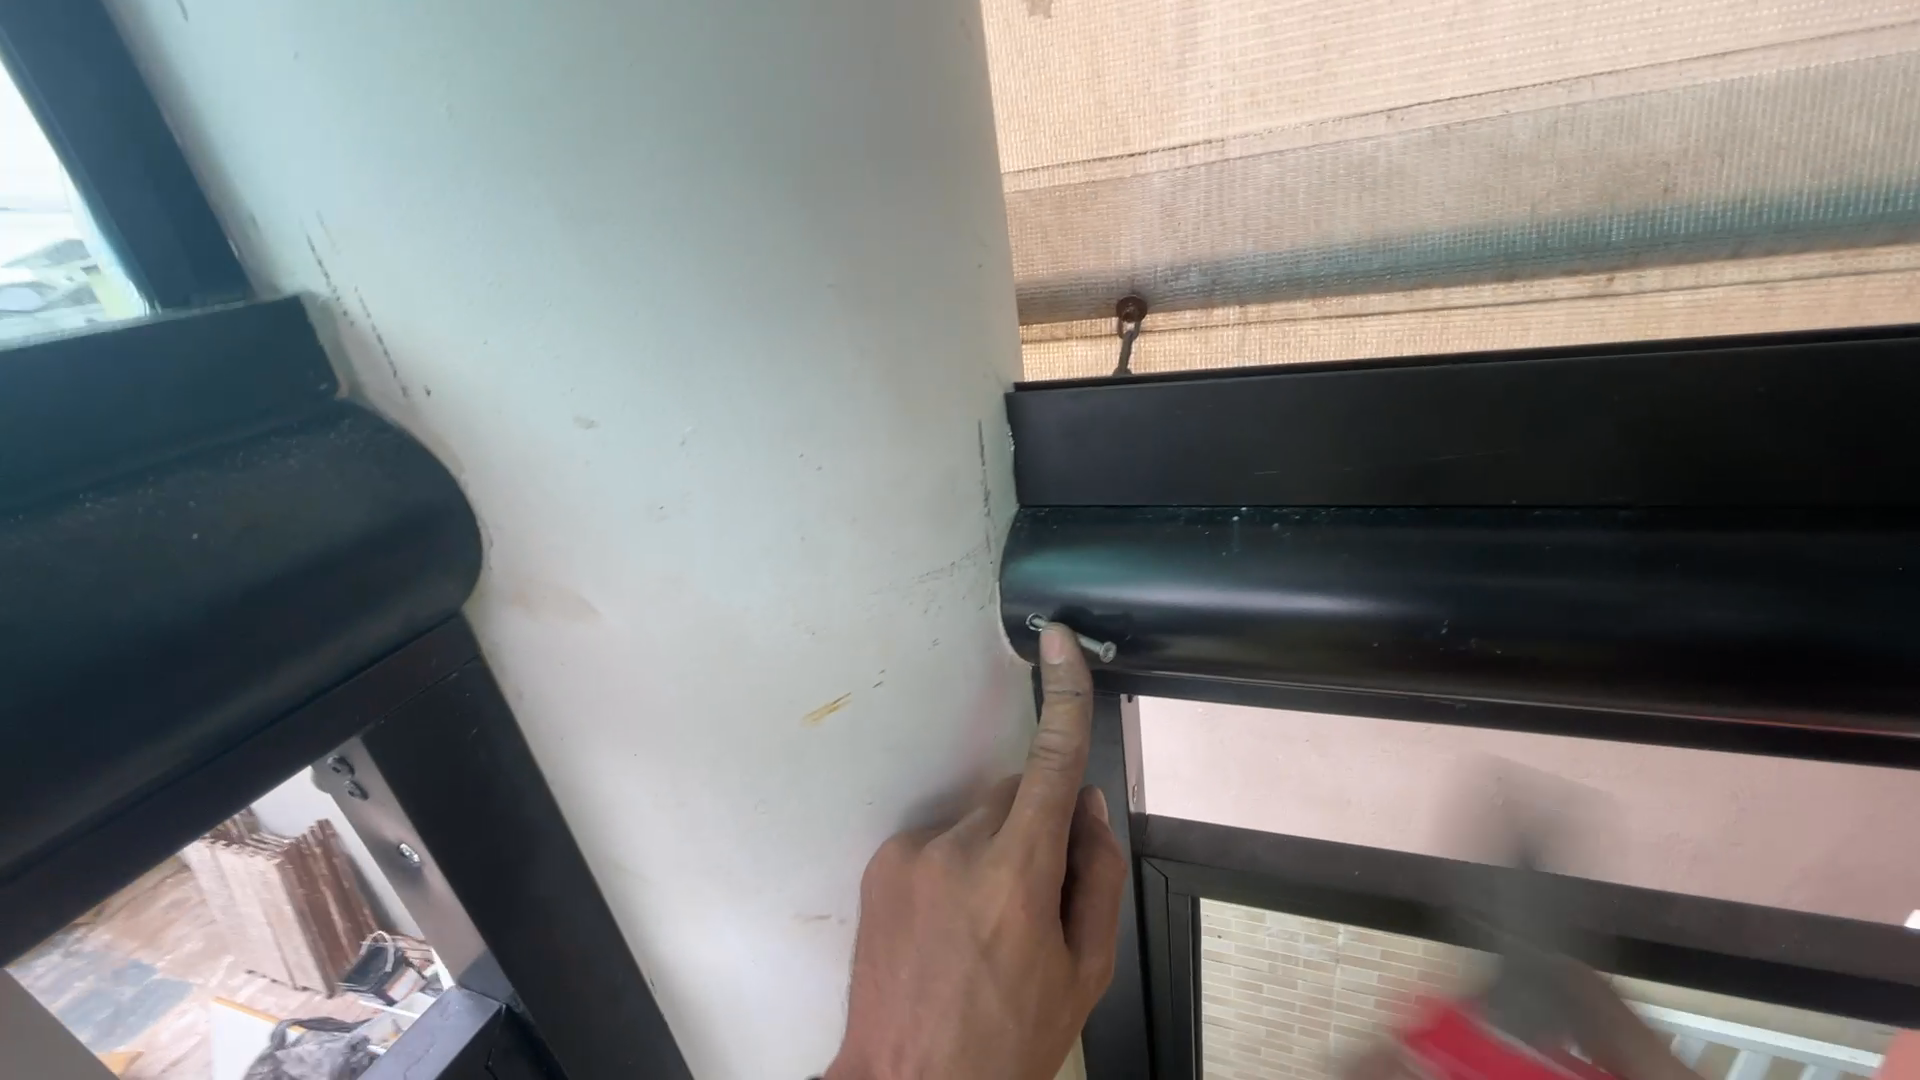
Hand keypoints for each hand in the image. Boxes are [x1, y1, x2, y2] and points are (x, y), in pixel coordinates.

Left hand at [825, 623, 1127, 1079]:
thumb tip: (1085, 803)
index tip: (1059, 641)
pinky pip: (940, 836)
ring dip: (994, 846)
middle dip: (1036, 825)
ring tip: (985, 918)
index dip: (1064, 696)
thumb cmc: (1007, 1037)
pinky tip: (951, 917)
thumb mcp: (1084, 970)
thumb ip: (1097, 874)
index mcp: (1018, 877)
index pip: (1053, 766)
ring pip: (978, 816)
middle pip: (1018, 794)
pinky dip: (955, 859)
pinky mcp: (883, 859)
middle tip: (1033, 895)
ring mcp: (912, 850)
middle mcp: (958, 848)